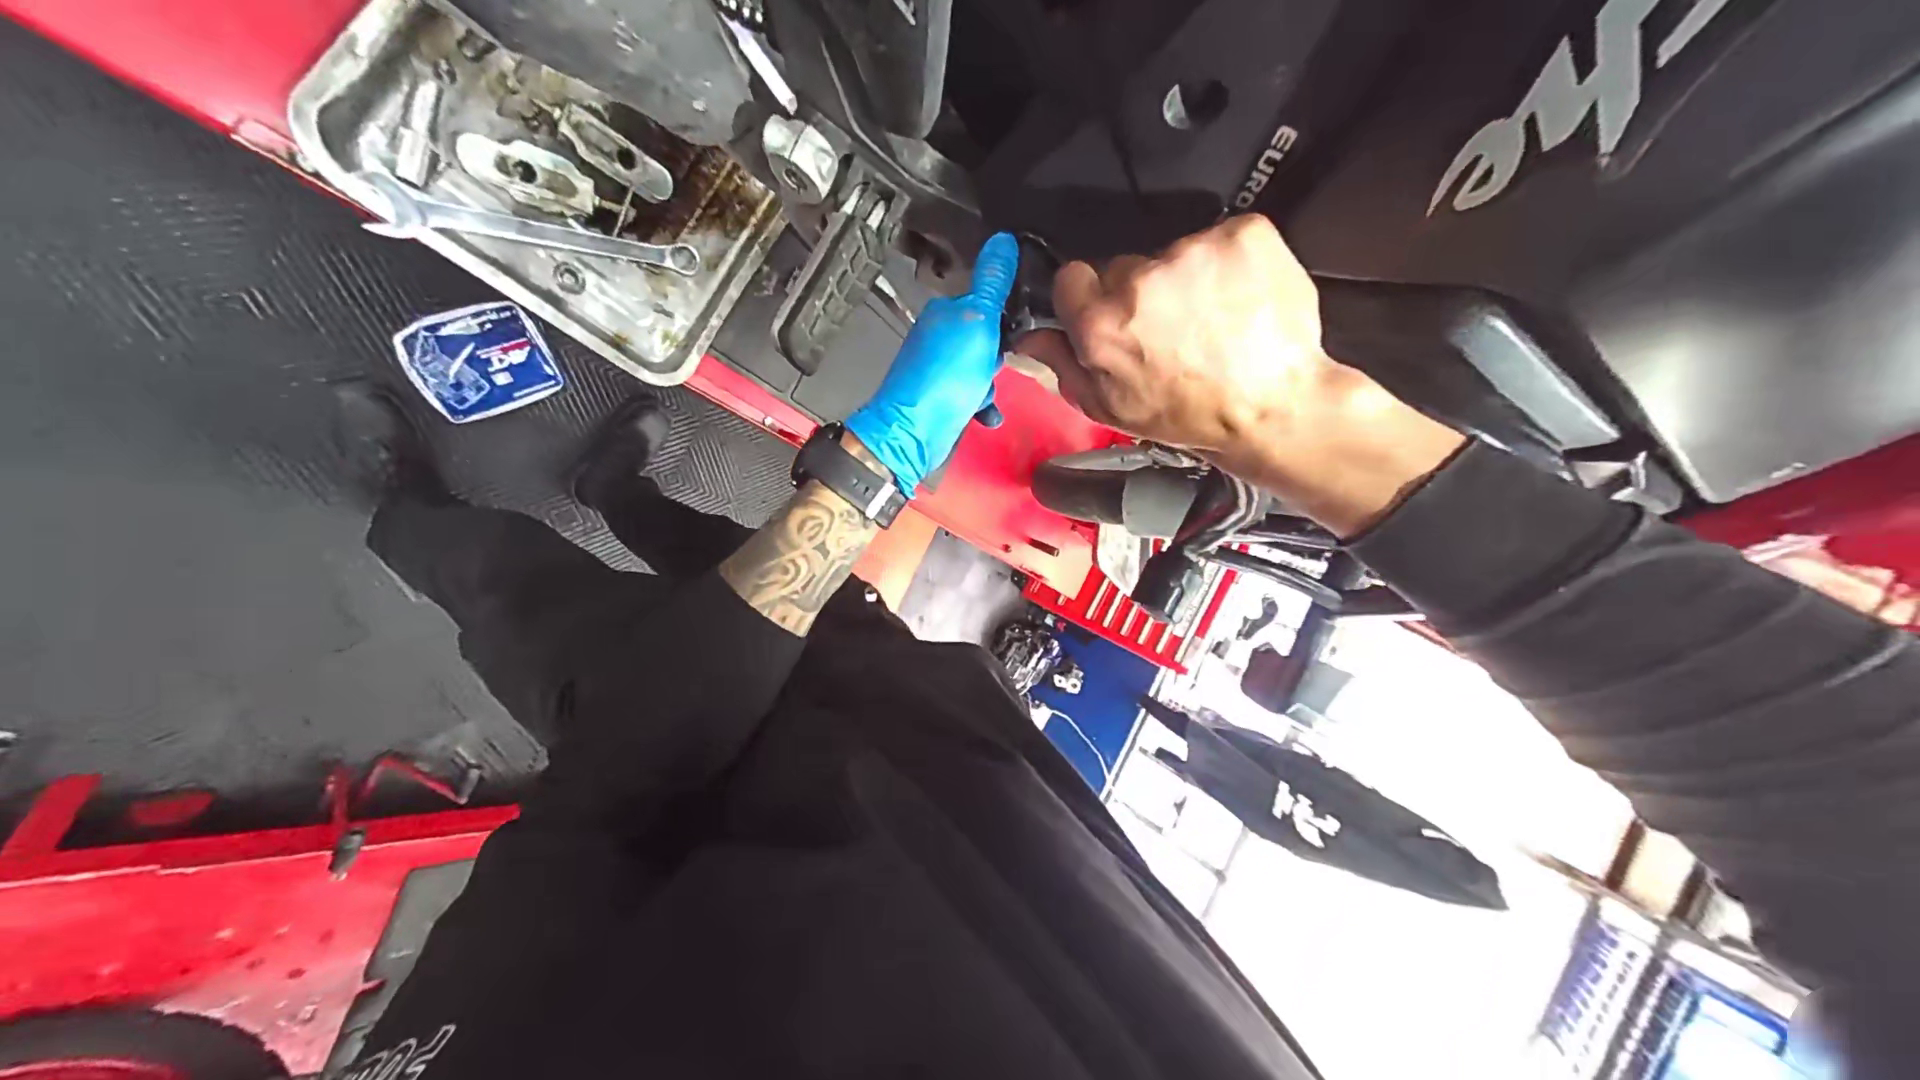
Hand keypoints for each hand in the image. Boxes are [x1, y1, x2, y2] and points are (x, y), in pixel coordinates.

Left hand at [845, 233, 1018, 493]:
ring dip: (991, 382)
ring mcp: (940, 369)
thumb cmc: (946, 376)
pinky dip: (983, 404)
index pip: (987, 299)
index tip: (1019, 329)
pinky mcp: (942, 398)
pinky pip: (974, 395)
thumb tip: (1004, 238)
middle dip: (1000, 353)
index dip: (1008, 315)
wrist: (914, 432)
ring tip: (986, 393)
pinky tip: (986, 413)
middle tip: (997, 364)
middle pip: (988, 336)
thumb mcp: (978, 323)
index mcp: (944, 311)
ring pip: (983, 368)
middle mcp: (939, 336)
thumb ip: (992, 283)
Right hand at [1015, 216, 1464, 535]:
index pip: (1072, 277)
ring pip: (1173, 254)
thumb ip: (1061, 366)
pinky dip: (1227, 264)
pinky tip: (1237, 303)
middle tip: (1168, 329)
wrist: (1272, 408)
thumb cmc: (1189, 416)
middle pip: (1123, 266)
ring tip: (1209, 322)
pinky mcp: (1242, 235)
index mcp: (1101, 323)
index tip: (1111, 315)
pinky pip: (1220, 239)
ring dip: (1185, 280)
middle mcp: (1141, 279)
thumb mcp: (1109, 408)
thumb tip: (1029, 339)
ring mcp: (1194, 251)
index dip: (1090, 297)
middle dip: (1138, 292)